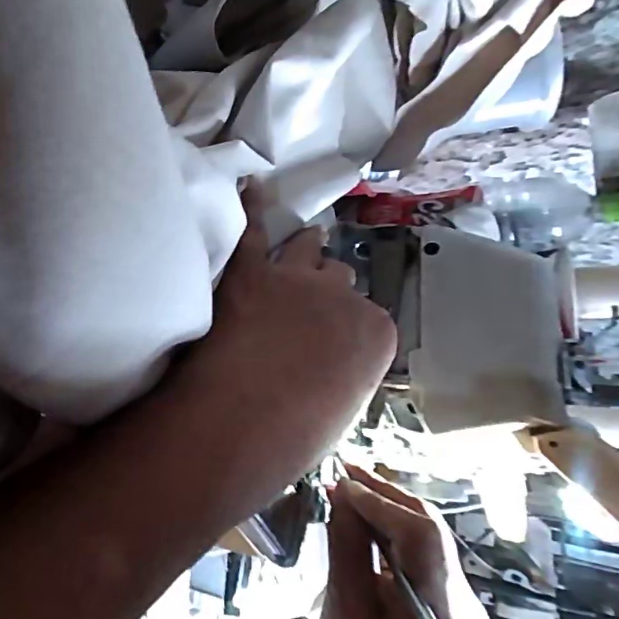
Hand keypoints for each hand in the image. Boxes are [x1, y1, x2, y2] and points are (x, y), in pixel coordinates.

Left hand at [160, 187, 395, 519]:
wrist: (244, 418)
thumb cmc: (293, 433)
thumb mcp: (337, 408)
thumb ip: (338, 373)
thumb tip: (322, 371)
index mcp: (375, 333)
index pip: (364, 316)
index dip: (339, 324)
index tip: (324, 335)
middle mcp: (341, 296)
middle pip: (337, 277)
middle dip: (324, 285)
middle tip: (305, 296)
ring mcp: (296, 278)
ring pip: (307, 248)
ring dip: (304, 248)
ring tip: (303, 239)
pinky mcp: (250, 272)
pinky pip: (254, 230)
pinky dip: (253, 206)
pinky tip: (249, 185)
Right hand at [322, 464, 490, 618]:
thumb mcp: (343, 609)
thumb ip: (346, 548)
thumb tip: (342, 495)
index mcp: (440, 614)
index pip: (421, 537)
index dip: (380, 502)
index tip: (341, 482)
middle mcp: (466, 604)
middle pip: (432, 530)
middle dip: (386, 494)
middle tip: (343, 472)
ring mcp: (467, 603)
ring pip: (430, 537)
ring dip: (390, 507)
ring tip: (349, 486)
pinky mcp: (456, 601)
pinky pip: (426, 552)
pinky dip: (395, 528)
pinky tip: (366, 518)